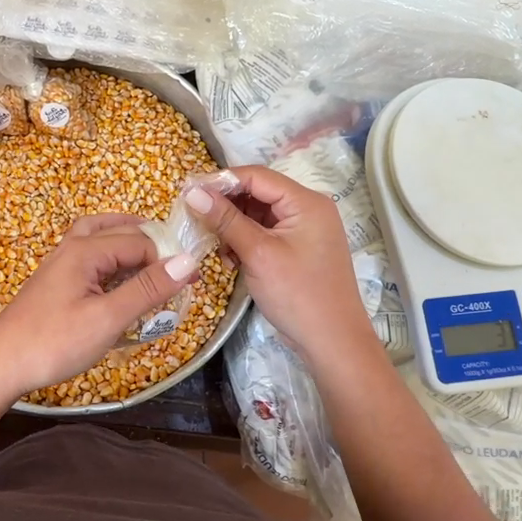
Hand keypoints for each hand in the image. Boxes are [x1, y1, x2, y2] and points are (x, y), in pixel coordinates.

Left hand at [0, 214, 197, 401]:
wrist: (1, 364)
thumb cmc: (55, 342)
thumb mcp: (108, 318)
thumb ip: (146, 290)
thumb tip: (187, 262)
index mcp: (85, 251)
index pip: (139, 242)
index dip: (168, 259)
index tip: (192, 283)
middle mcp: (71, 248)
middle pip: (116, 230)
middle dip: (149, 242)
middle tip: (176, 263)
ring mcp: (59, 264)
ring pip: (96, 237)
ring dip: (124, 241)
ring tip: (150, 255)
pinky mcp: (53, 282)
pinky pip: (87, 256)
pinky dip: (108, 257)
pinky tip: (116, 278)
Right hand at [183, 165, 372, 362]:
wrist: (333, 344)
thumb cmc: (298, 295)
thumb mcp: (257, 254)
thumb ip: (225, 219)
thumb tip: (192, 191)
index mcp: (306, 202)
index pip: (256, 176)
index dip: (221, 181)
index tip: (188, 192)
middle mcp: (308, 208)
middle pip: (257, 192)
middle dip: (226, 205)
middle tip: (195, 218)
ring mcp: (305, 229)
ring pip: (258, 213)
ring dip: (233, 225)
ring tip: (213, 243)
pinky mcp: (298, 248)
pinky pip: (265, 232)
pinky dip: (244, 240)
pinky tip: (230, 257)